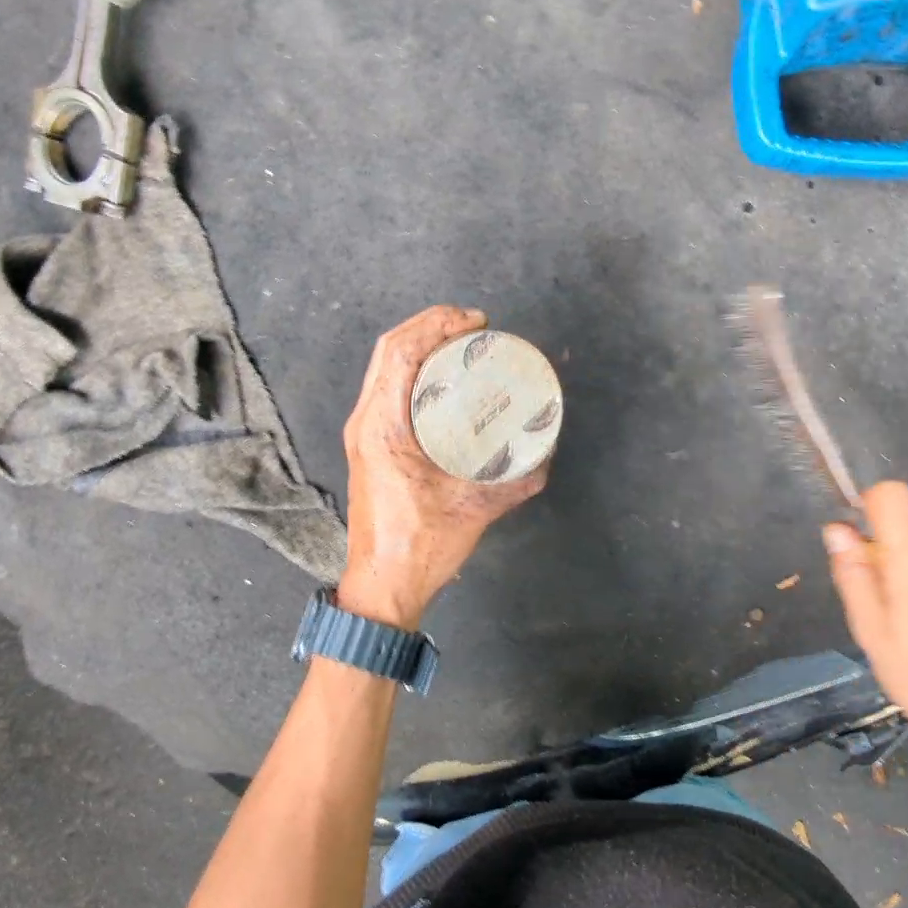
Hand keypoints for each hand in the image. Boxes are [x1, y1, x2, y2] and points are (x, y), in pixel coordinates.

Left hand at [337, 305, 548, 628]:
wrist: (381, 585)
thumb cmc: (420, 547)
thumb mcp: (475, 509)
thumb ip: (516, 480)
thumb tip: (545, 453)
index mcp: (383, 428)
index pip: (400, 352)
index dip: (436, 324)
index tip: (476, 322)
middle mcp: (365, 421)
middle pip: (387, 349)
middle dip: (429, 325)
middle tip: (473, 327)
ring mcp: (361, 432)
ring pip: (382, 366)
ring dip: (419, 345)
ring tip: (461, 345)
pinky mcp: (367, 444)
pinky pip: (385, 387)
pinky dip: (411, 370)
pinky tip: (443, 380)